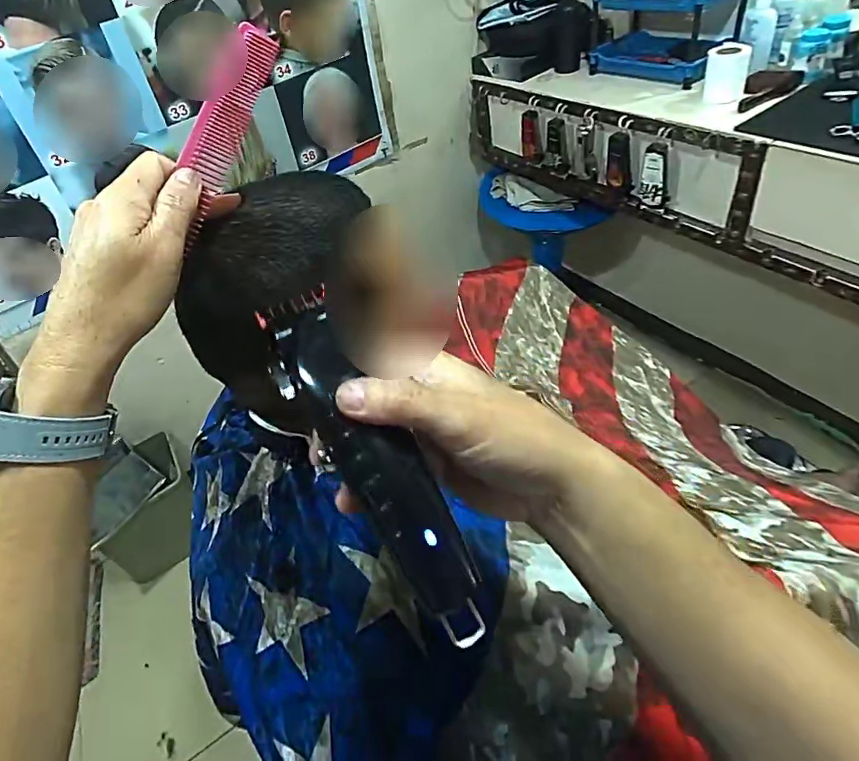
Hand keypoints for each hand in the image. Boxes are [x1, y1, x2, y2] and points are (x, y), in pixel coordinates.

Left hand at [18, 153, 233, 416]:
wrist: (80, 343)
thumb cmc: (127, 297)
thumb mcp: (166, 247)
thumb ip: (179, 204)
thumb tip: (191, 174)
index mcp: (119, 197)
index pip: (158, 160)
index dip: (188, 178)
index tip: (209, 206)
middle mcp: (99, 203)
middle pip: (148, 182)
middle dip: (180, 198)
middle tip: (204, 227)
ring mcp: (90, 225)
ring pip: (138, 206)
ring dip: (164, 218)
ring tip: (182, 247)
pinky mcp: (88, 246)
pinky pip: (124, 225)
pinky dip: (146, 233)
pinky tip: (155, 259)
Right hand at [325, 352, 617, 527]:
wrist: (550, 487)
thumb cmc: (509, 434)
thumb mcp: (455, 415)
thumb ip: (401, 403)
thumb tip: (342, 394)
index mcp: (427, 369)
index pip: (375, 356)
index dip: (342, 369)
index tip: (308, 394)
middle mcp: (420, 395)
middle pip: (368, 400)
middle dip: (340, 422)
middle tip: (318, 451)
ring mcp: (423, 432)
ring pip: (375, 437)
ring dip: (351, 455)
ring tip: (330, 476)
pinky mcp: (428, 465)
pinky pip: (390, 468)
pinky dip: (370, 481)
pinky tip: (352, 501)